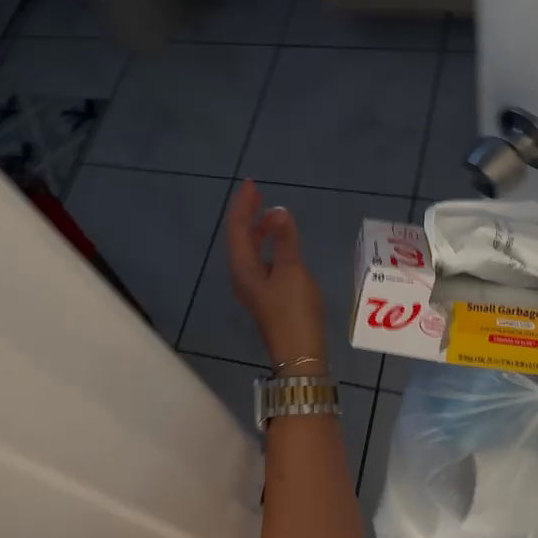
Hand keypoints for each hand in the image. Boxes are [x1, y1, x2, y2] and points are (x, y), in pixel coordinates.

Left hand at [225, 181, 327, 374]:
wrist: (299, 352)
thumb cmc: (293, 309)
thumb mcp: (292, 270)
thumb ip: (285, 240)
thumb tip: (279, 213)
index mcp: (243, 266)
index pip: (238, 227)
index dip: (243, 205)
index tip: (251, 185)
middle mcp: (241, 274)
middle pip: (240, 237)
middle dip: (248, 214)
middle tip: (259, 193)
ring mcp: (252, 286)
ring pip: (249, 249)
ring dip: (258, 229)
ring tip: (272, 213)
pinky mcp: (264, 294)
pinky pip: (259, 260)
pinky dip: (267, 244)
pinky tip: (279, 241)